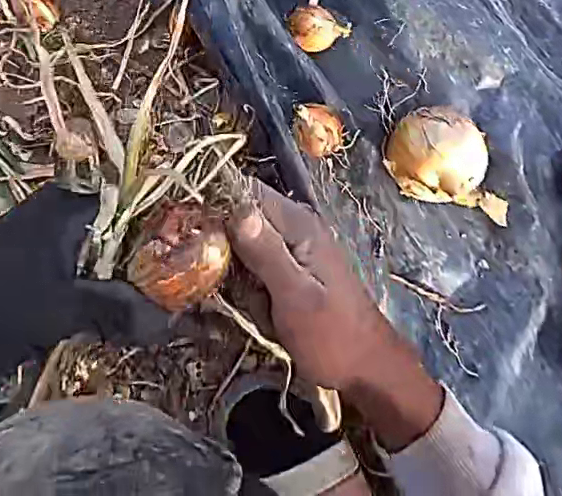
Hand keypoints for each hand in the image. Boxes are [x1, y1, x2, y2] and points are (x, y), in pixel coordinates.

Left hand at [0, 184, 169, 421]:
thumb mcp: (63, 311)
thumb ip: (120, 309)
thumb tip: (173, 320)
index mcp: (71, 203)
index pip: (135, 206)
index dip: (163, 234)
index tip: (184, 265)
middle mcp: (59, 205)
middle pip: (119, 227)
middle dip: (140, 261)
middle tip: (164, 294)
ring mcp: (40, 227)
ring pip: (97, 246)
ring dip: (115, 275)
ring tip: (136, 306)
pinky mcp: (27, 252)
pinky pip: (74, 260)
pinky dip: (90, 281)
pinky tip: (96, 309)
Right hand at [228, 179, 443, 450]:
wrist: (368, 370)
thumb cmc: (333, 335)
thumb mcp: (295, 296)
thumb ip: (265, 251)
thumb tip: (235, 207)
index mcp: (297, 222)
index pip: (246, 191)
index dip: (217, 204)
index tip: (193, 230)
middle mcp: (295, 225)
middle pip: (242, 218)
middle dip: (227, 249)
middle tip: (233, 285)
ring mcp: (295, 246)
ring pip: (246, 246)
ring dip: (240, 275)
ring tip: (256, 305)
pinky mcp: (292, 268)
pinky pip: (258, 267)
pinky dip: (253, 287)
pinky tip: (262, 311)